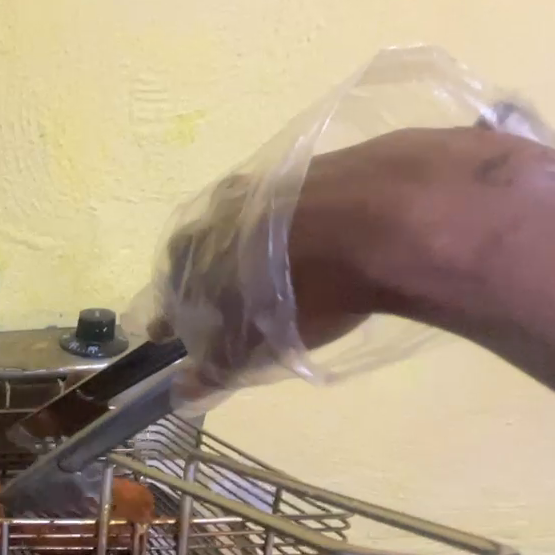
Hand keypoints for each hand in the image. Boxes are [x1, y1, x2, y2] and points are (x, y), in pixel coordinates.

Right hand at [147, 127, 550, 401]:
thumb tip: (182, 394)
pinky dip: (310, 219)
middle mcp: (218, 213)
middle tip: (236, 300)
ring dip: (260, 243)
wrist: (388, 219)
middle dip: (212, 274)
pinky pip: (303, 198)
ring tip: (288, 270)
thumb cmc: (301, 295)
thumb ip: (213, 371)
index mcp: (190, 258)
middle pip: (204, 249)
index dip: (173, 319)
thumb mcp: (252, 349)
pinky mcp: (325, 161)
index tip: (178, 335)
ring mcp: (272, 182)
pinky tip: (334, 239)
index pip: (167, 293)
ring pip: (251, 220)